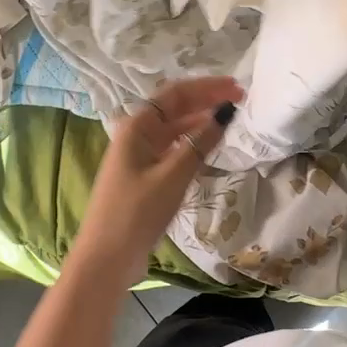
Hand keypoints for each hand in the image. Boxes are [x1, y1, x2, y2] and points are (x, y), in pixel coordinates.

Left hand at [73, 77, 243, 279]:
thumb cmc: (136, 213)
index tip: (236, 87)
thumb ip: (200, 143)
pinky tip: (210, 147)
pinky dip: (192, 143)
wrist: (105, 260)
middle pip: (175, 108)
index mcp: (137, 126)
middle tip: (240, 100)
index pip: (175, 93)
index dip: (207, 86)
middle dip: (206, 100)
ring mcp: (139, 156)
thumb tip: (225, 112)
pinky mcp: (145, 177)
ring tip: (229, 120)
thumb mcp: (173, 176)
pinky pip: (173, 149)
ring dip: (201, 121)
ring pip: (175, 129)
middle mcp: (136, 135)